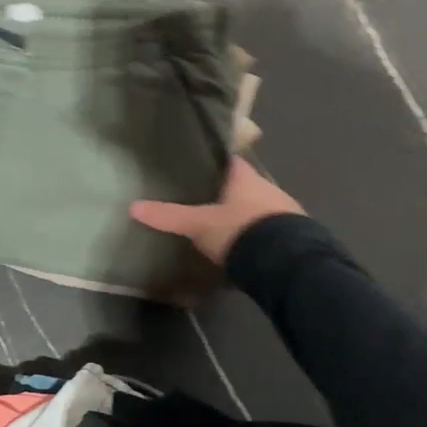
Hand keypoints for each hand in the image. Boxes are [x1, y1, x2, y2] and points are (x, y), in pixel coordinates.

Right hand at [130, 157, 303, 262]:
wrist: (286, 263)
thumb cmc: (239, 230)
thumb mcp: (198, 224)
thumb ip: (169, 216)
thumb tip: (133, 206)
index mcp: (246, 179)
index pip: (230, 162)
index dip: (214, 163)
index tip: (197, 167)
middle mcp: (269, 189)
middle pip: (243, 186)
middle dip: (226, 193)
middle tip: (201, 199)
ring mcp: (285, 213)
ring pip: (257, 208)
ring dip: (243, 215)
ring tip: (219, 225)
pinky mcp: (294, 237)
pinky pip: (269, 230)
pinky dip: (255, 234)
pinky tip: (241, 245)